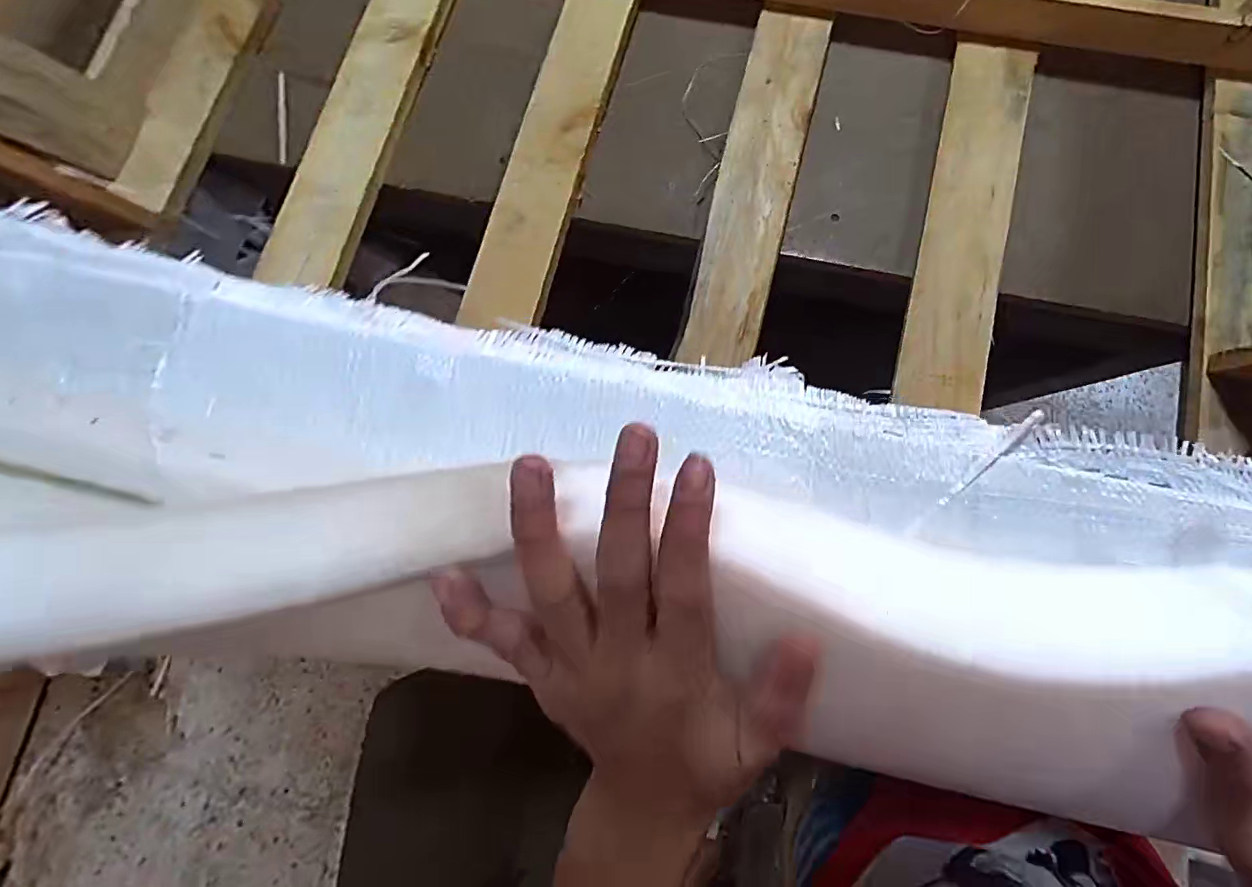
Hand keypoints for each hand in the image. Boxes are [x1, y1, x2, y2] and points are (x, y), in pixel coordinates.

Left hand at [431, 423, 820, 886]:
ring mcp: (570, 669)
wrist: (642, 814)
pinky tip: (444, 575)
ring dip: (538, 529)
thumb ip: (782, 697)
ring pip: (550, 594)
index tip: (696, 465)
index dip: (688, 525)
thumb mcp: (757, 747)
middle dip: (625, 501)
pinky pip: (503, 645)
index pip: (682, 587)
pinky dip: (473, 613)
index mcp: (675, 672)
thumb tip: (807, 638)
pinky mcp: (542, 679)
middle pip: (616, 573)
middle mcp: (616, 663)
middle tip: (634, 437)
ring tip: (531, 466)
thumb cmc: (706, 766)